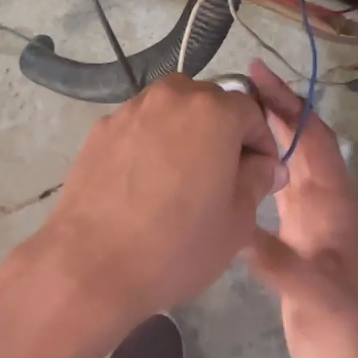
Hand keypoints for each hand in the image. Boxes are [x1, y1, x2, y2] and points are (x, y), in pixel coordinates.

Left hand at [31, 73, 283, 320]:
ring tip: (182, 178)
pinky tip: (145, 184)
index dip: (261, 143)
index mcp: (213, 110)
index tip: (260, 175)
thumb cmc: (177, 244)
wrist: (92, 262)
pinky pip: (140, 126)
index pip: (251, 111)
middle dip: (223, 132)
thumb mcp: (237, 220)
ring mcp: (132, 108)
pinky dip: (151, 143)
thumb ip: (257, 180)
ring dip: (185, 132)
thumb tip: (266, 164)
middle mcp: (172, 96)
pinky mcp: (102, 127)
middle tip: (223, 176)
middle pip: (210, 102)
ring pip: (172, 110)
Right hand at [244, 60, 357, 357]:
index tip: (260, 74)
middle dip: (274, 105)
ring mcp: (310, 215)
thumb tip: (235, 227)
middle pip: (300, 139)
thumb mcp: (314, 293)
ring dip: (264, 130)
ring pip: (287, 159)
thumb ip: (279, 261)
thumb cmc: (341, 325)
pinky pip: (275, 184)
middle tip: (236, 79)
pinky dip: (258, 163)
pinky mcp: (294, 233)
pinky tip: (233, 157)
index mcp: (336, 201)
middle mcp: (324, 199)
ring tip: (229, 108)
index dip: (290, 103)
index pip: (313, 138)